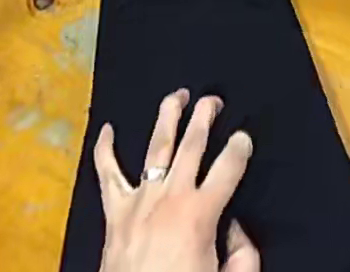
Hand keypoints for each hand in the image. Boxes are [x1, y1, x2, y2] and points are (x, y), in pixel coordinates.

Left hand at [96, 89, 257, 271]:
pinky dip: (104, 149)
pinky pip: (107, 174)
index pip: (228, 167)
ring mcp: (140, 200)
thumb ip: (243, 257)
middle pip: (192, 142)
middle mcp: (170, 197)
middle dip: (205, 115)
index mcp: (199, 214)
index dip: (240, 147)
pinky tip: (106, 129)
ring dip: (168, 115)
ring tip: (177, 94)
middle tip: (214, 99)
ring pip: (156, 144)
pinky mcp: (115, 212)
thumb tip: (237, 229)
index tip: (245, 138)